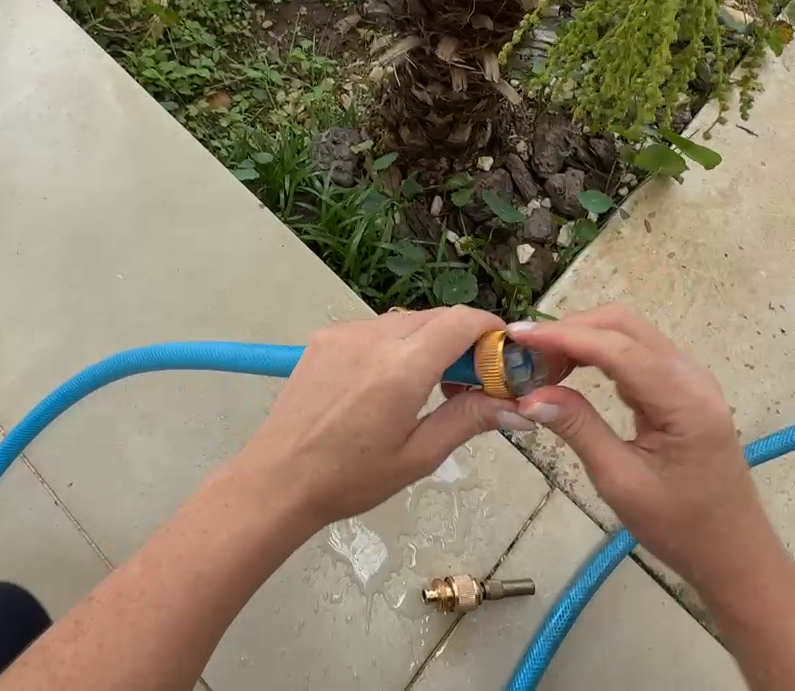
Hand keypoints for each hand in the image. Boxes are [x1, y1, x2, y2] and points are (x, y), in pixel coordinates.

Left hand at [228, 306, 522, 529]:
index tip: (503, 354)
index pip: (461, 322)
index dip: (489, 330)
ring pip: (405, 320)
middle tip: (470, 381)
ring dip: (427, 340)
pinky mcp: (325, 336)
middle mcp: (374, 337)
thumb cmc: (351, 477)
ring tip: (427, 385)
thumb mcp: (418, 456)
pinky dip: (394, 343)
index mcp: (401, 368)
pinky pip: (374, 328)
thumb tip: (515, 406)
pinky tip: (387, 381)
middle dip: (462, 339)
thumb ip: (467, 420)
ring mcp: (345, 332)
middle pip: (435, 317)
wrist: (279, 476)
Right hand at [509, 305, 775, 596]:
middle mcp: (691, 376)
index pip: (616, 348)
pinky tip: (569, 369)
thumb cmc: (681, 527)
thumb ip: (578, 428)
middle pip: (623, 325)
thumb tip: (529, 395)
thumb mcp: (621, 482)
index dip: (563, 335)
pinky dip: (596, 350)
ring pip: (627, 332)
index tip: (515, 335)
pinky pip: (633, 351)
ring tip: (540, 362)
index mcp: (685, 401)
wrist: (735, 555)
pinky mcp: (679, 386)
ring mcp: (689, 378)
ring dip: (581, 337)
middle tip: (525, 353)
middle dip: (570, 329)